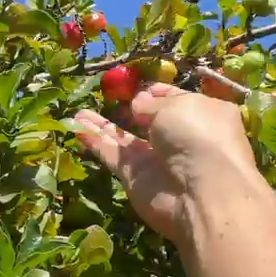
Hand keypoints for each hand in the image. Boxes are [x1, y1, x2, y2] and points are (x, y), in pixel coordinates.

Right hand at [74, 82, 264, 242]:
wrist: (199, 190)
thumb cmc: (198, 137)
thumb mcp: (177, 107)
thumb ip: (151, 104)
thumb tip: (137, 102)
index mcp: (200, 114)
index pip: (174, 101)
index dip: (155, 92)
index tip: (135, 85)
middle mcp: (177, 136)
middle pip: (146, 120)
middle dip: (127, 108)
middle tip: (106, 97)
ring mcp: (153, 158)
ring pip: (123, 138)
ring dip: (101, 125)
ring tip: (78, 113)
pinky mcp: (132, 175)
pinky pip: (110, 154)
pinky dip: (93, 142)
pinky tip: (75, 128)